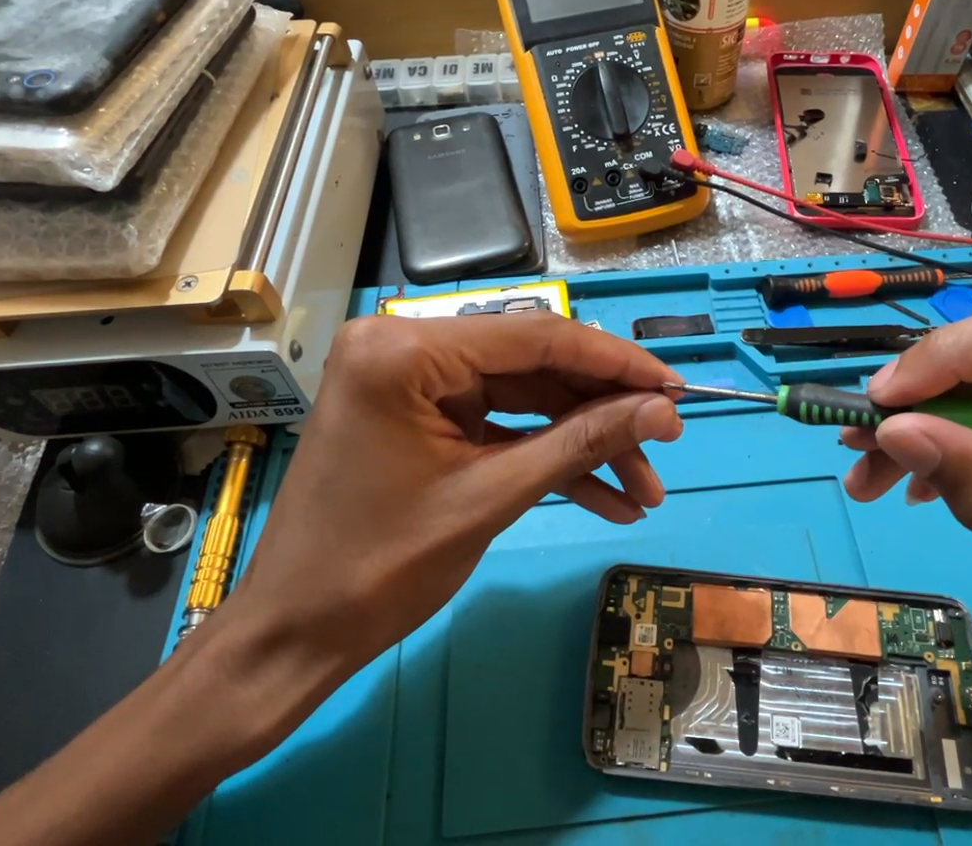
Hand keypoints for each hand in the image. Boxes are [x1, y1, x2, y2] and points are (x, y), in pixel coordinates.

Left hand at [213, 313, 682, 724]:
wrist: (296, 633)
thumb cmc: (379, 568)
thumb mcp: (490, 498)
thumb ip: (581, 444)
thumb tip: (663, 410)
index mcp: (405, 351)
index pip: (536, 337)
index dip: (615, 363)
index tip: (676, 389)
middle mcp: (406, 348)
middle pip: (533, 366)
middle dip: (602, 413)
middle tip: (666, 443)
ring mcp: (412, 384)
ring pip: (524, 399)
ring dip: (582, 444)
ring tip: (644, 490)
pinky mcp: (421, 417)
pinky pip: (498, 426)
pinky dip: (545, 459)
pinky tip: (603, 497)